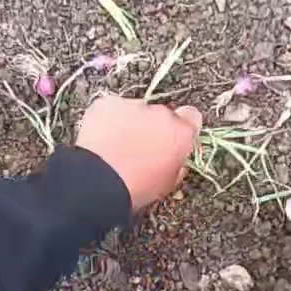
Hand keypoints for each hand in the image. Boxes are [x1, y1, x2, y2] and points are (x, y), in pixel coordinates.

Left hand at [75, 95, 202, 210]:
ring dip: (130, 122)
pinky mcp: (109, 102)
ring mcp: (134, 105)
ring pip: (135, 110)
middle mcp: (162, 114)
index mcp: (181, 134)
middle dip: (153, 127)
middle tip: (138, 148)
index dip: (182, 126)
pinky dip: (107, 119)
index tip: (172, 137)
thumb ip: (177, 164)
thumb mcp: (168, 184)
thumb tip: (175, 158)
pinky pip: (112, 108)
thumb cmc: (136, 188)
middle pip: (161, 115)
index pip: (192, 117)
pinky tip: (100, 138)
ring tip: (115, 146)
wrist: (99, 181)